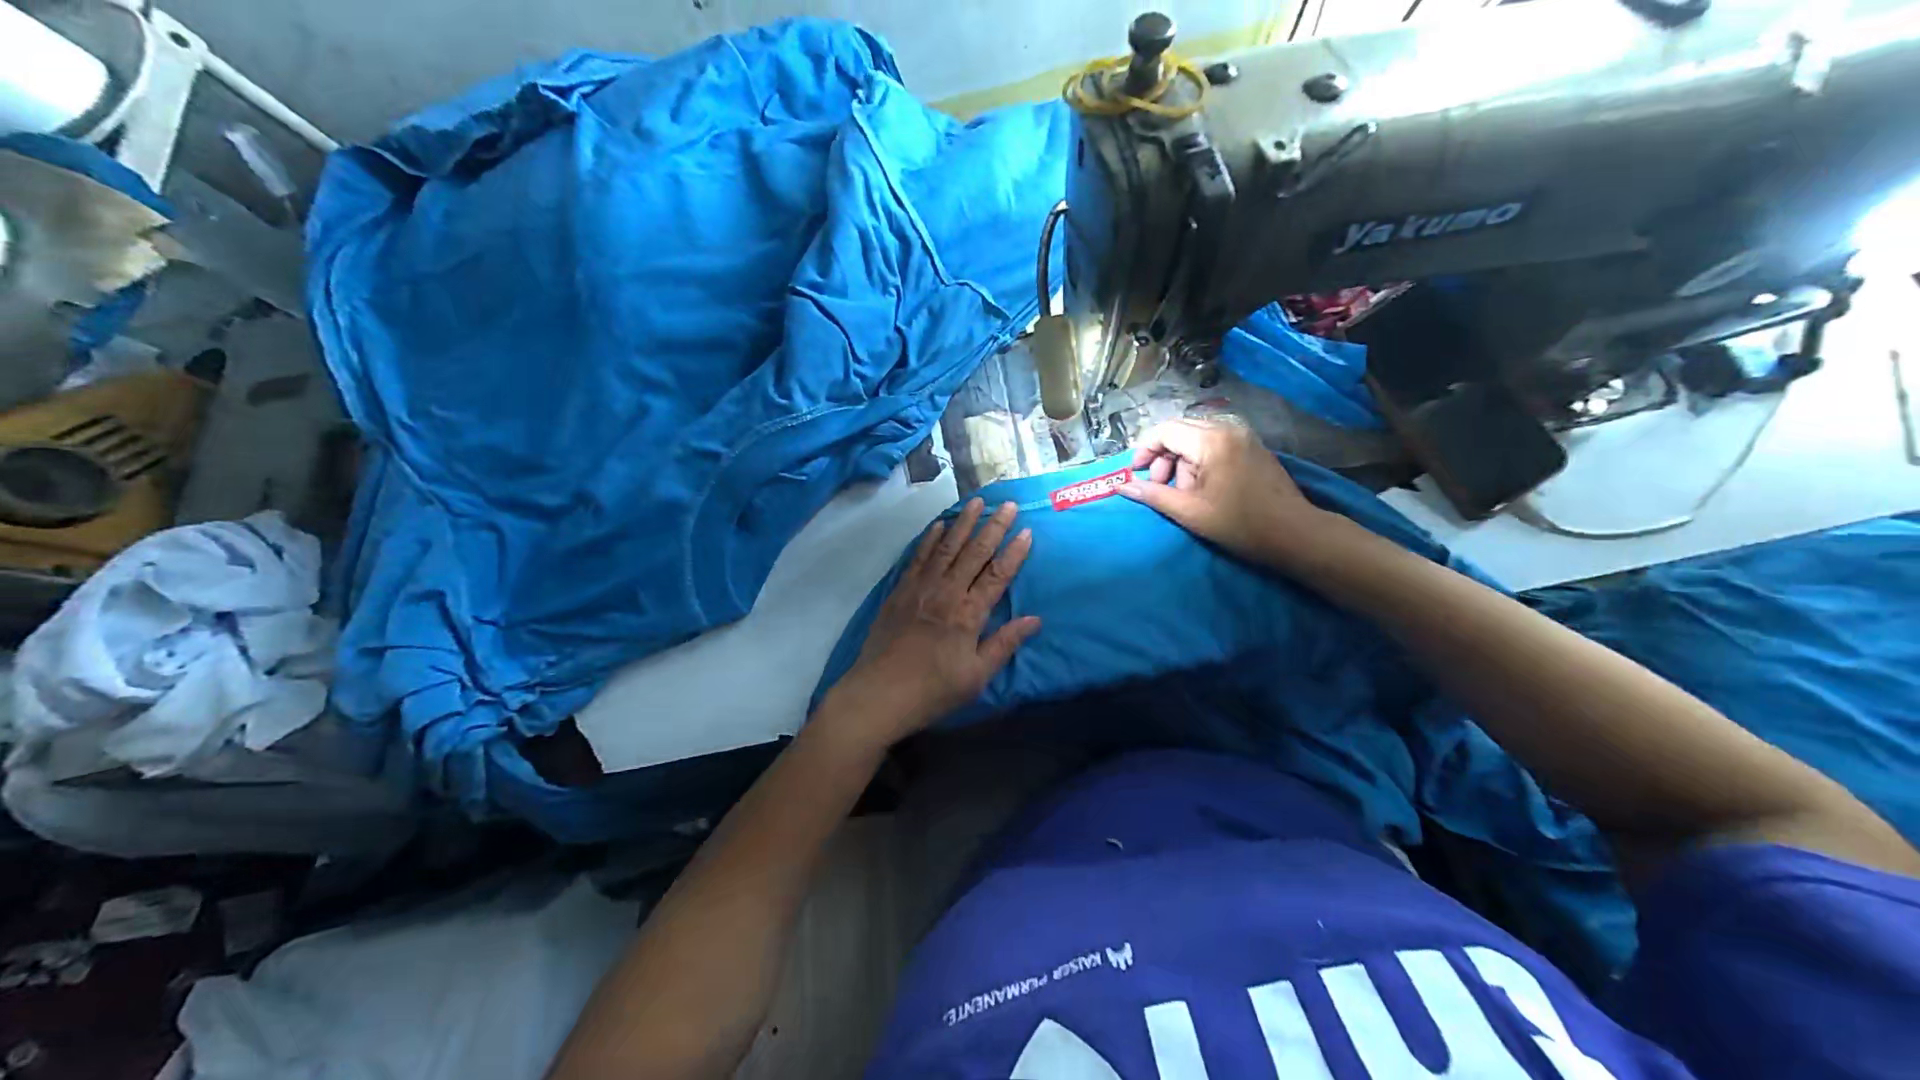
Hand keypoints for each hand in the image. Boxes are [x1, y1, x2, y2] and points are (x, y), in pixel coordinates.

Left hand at [820, 498, 1041, 745]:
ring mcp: (921, 588)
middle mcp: (947, 593)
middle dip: (994, 526)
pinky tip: (939, 526)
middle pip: (974, 553)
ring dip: (963, 523)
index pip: (998, 575)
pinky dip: (930, 539)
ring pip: (946, 547)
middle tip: (1008, 504)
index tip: (1027, 531)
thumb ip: (1004, 644)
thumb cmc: (933, 690)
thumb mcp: (977, 676)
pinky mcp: (900, 591)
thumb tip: (1035, 619)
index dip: (1014, 552)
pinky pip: (918, 557)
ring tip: (976, 502)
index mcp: (969, 614)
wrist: (879, 693)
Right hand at [1120, 418, 1342, 568]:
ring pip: (1196, 438)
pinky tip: (1203, 487)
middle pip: (1180, 431)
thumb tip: (1122, 486)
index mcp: (1211, 441)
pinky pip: (1215, 444)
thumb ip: (1153, 494)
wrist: (1294, 534)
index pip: (1165, 431)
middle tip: (1159, 486)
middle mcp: (1227, 428)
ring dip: (1181, 461)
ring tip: (1183, 492)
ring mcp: (1243, 436)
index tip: (1136, 474)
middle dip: (1162, 457)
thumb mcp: (1190, 512)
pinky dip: (1200, 461)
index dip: (1145, 450)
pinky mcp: (1252, 447)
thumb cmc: (1239, 524)